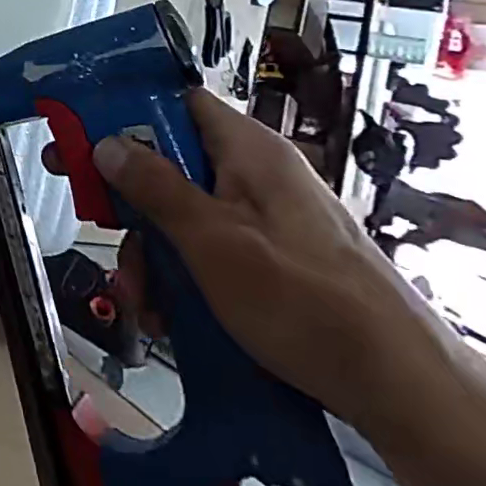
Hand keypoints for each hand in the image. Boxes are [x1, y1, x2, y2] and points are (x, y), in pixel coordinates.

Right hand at [41, 89, 485, 485]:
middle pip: (174, 163)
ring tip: (146, 303)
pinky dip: (187, 274)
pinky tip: (176, 317)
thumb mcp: (213, 242)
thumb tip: (107, 142)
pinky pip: (214, 246)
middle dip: (135, 205)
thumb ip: (156, 188)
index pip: (177, 101)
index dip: (127, 112)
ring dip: (156, 253)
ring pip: (189, 213)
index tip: (82, 136)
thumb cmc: (303, 300)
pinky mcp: (276, 254)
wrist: (402, 385)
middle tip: (100, 229)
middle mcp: (258, 171)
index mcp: (248, 149)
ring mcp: (268, 215)